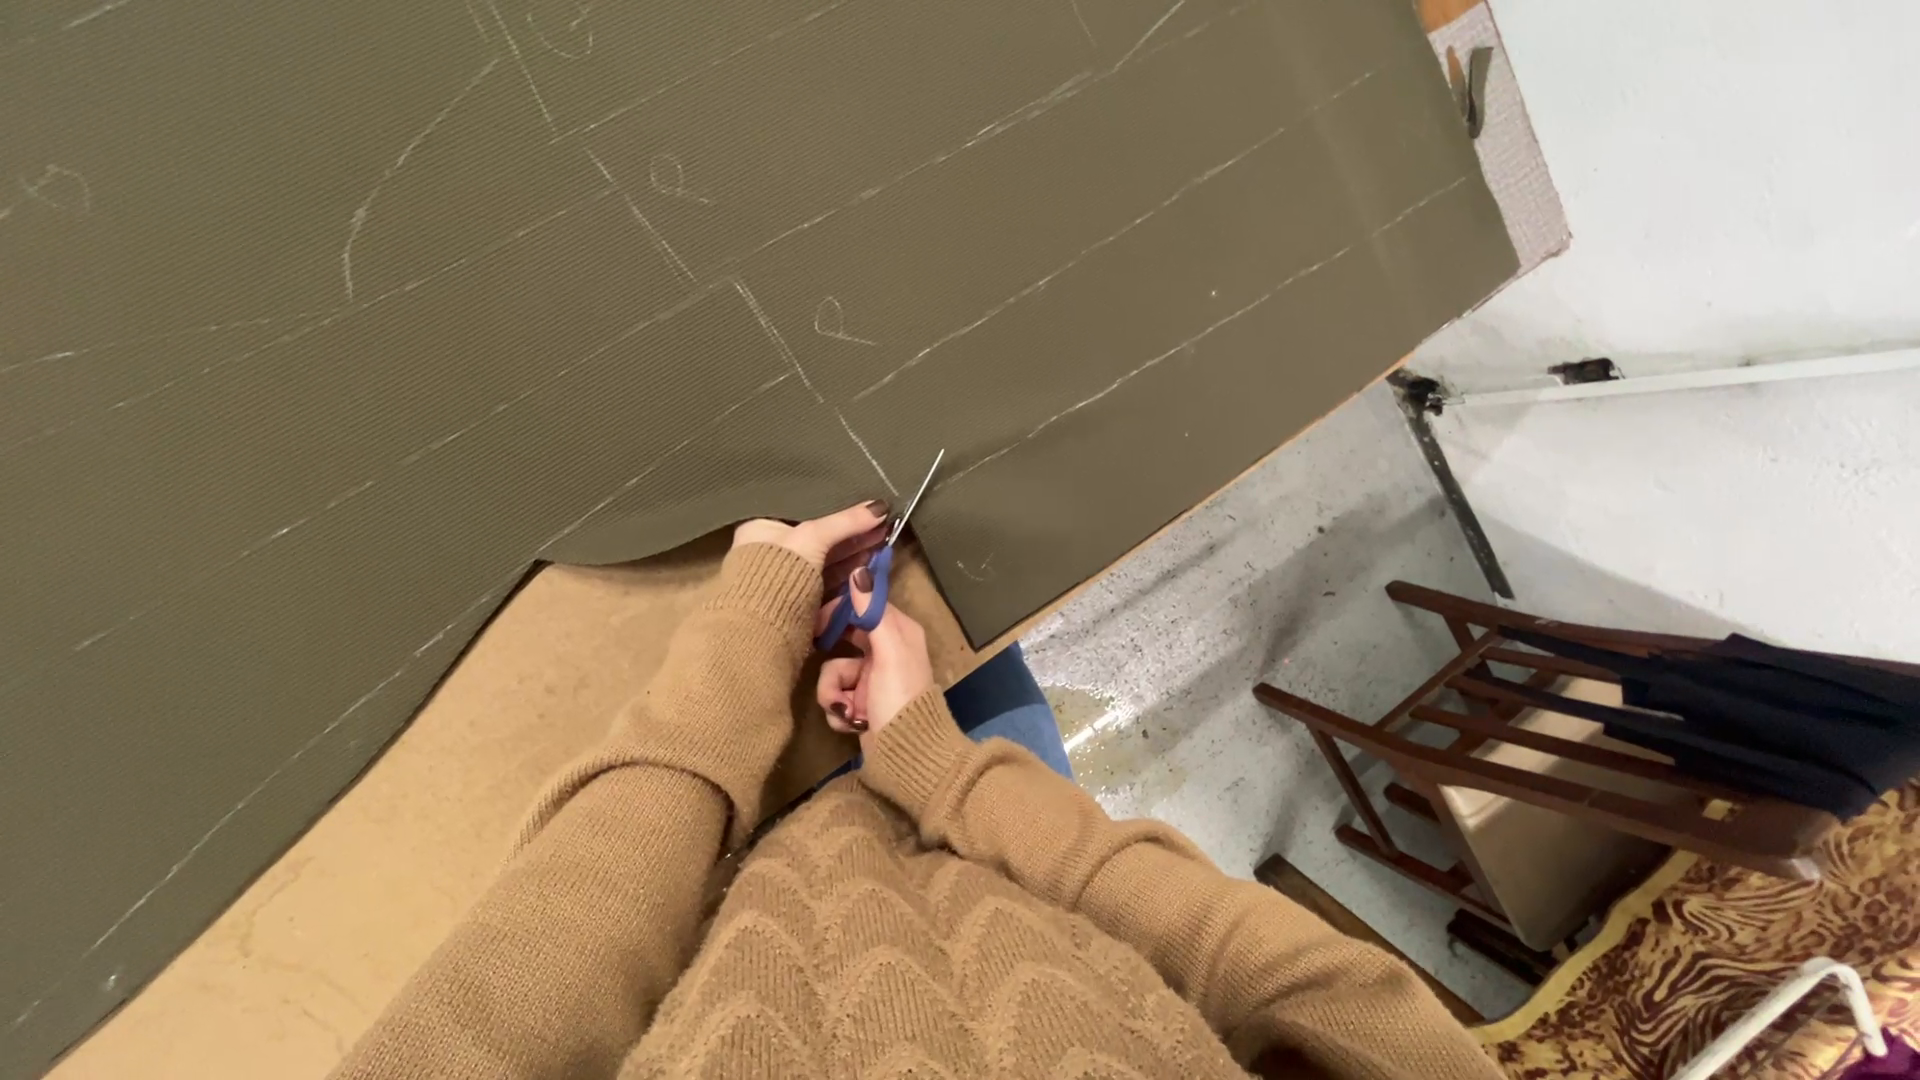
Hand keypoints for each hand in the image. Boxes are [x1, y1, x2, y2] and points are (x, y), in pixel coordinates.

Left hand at [732, 500, 889, 586]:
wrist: (765, 623)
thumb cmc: (779, 567)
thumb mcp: (813, 535)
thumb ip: (846, 521)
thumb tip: (881, 507)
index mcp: (762, 528)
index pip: (804, 511)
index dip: (835, 509)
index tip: (865, 509)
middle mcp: (771, 549)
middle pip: (819, 535)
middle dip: (851, 532)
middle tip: (882, 524)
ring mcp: (785, 575)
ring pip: (825, 558)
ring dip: (854, 551)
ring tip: (882, 539)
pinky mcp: (798, 596)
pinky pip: (826, 577)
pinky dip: (847, 570)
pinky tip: (868, 562)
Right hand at [815, 570, 933, 752]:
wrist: (907, 756)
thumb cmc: (900, 698)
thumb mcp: (889, 652)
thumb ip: (873, 613)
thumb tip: (859, 571)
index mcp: (899, 634)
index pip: (865, 608)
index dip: (840, 613)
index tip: (818, 619)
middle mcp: (887, 653)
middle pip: (843, 642)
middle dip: (832, 666)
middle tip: (821, 667)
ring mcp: (873, 681)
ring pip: (834, 673)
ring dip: (834, 694)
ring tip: (847, 710)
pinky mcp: (862, 706)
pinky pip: (837, 698)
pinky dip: (840, 711)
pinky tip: (852, 723)